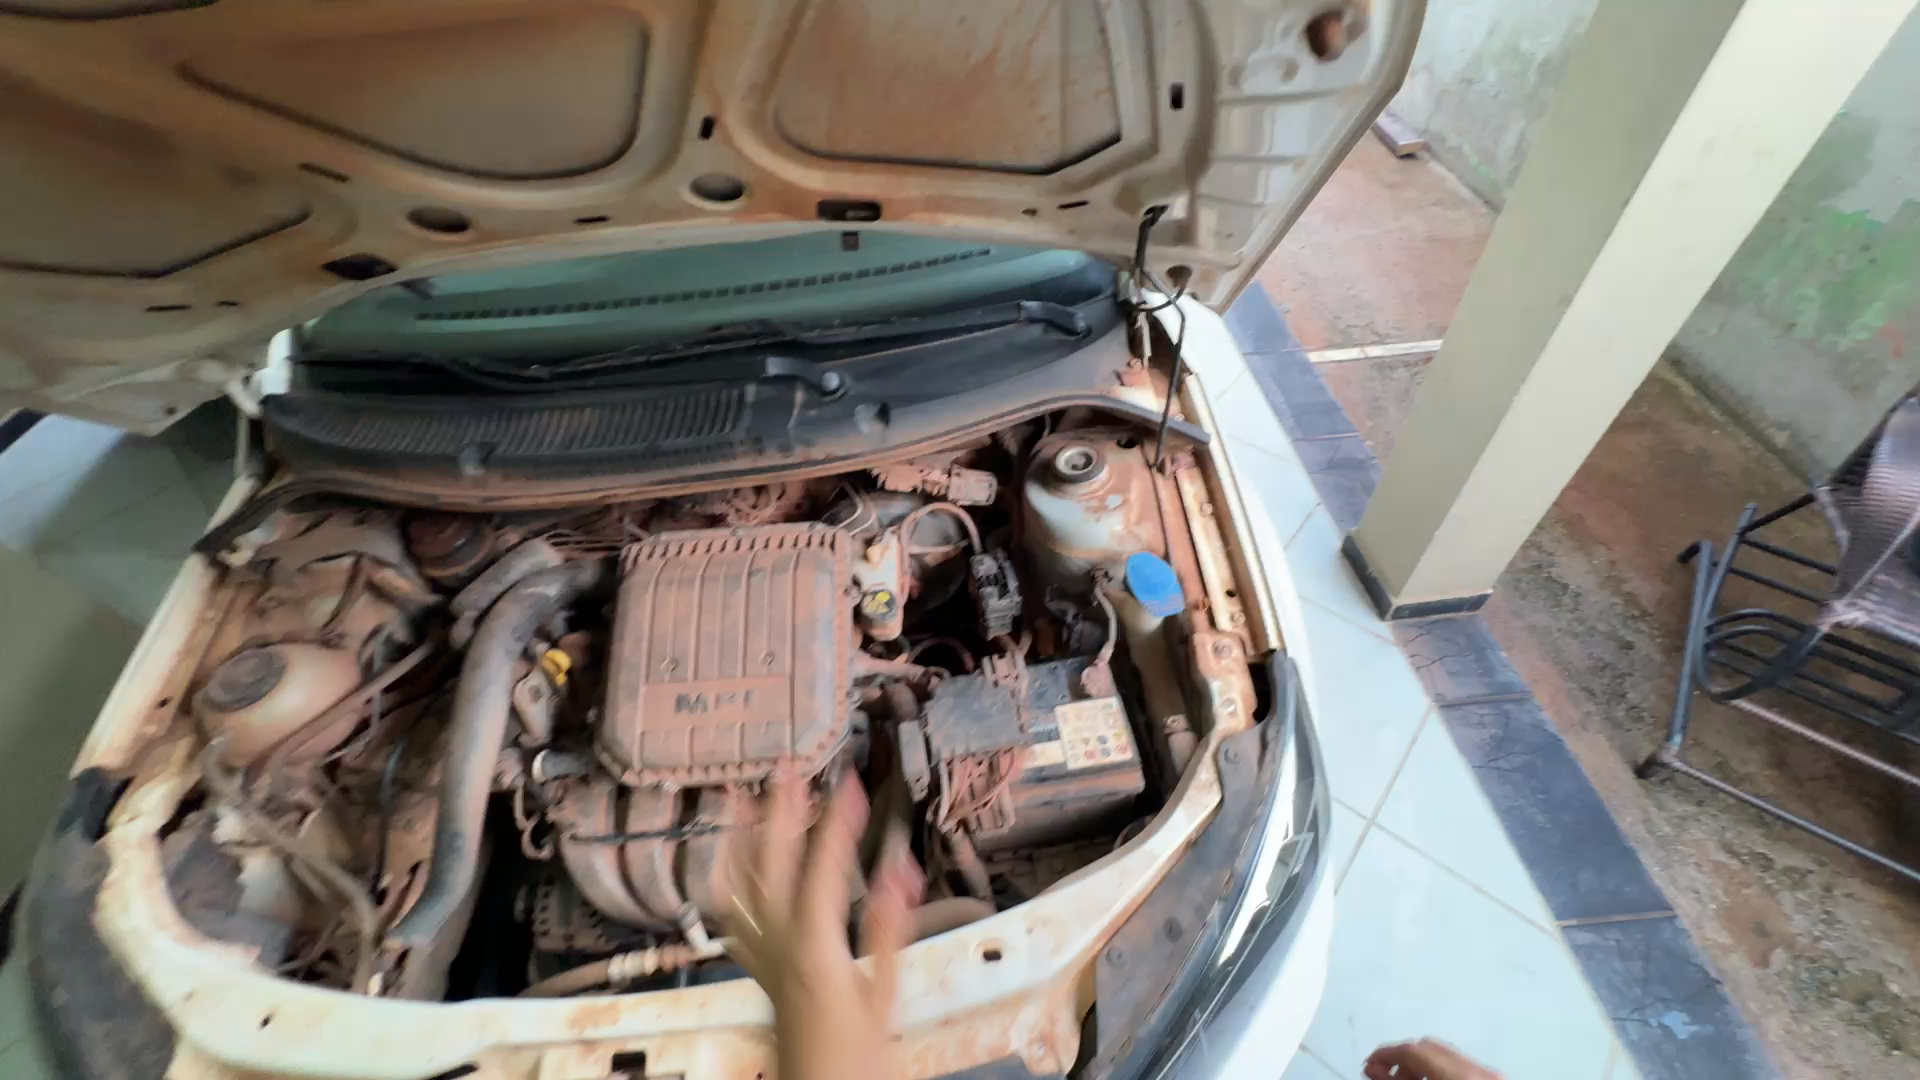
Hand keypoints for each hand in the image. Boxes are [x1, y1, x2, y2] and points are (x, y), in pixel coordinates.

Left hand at [725, 774, 924, 1079]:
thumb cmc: (858, 1053)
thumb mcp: (883, 994)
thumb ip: (887, 929)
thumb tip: (900, 866)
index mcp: (813, 946)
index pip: (823, 868)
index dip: (838, 822)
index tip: (850, 782)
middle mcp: (777, 942)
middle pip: (771, 865)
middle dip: (780, 812)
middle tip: (789, 768)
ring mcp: (759, 952)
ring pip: (741, 884)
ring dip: (742, 837)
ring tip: (741, 795)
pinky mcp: (755, 962)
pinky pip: (731, 913)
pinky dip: (727, 876)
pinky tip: (727, 854)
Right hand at [1365, 1039, 1503, 1079]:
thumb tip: (1376, 1072)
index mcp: (1458, 1077)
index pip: (1412, 1050)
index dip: (1384, 1055)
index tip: (1367, 1067)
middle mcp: (1479, 1071)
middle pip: (1429, 1047)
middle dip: (1403, 1060)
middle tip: (1385, 1079)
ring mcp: (1494, 1077)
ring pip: (1447, 1057)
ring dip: (1421, 1068)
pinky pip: (1463, 1070)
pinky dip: (1441, 1075)